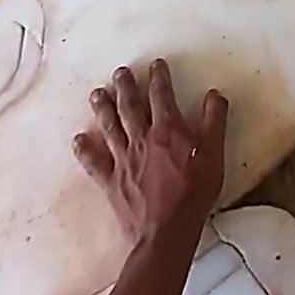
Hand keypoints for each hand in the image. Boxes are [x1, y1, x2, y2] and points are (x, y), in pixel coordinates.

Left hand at [73, 59, 228, 244]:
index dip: (159, 78)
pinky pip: (95, 163)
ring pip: (111, 128)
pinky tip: (79, 139)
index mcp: (167, 130)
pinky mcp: (112, 182)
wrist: (168, 230)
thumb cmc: (196, 188)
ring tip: (97, 93)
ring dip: (104, 109)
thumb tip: (213, 94)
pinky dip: (85, 150)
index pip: (162, 96)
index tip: (156, 64)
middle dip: (126, 87)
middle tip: (120, 72)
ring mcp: (124, 161)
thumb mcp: (215, 150)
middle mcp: (142, 140)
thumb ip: (214, 119)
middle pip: (131, 107)